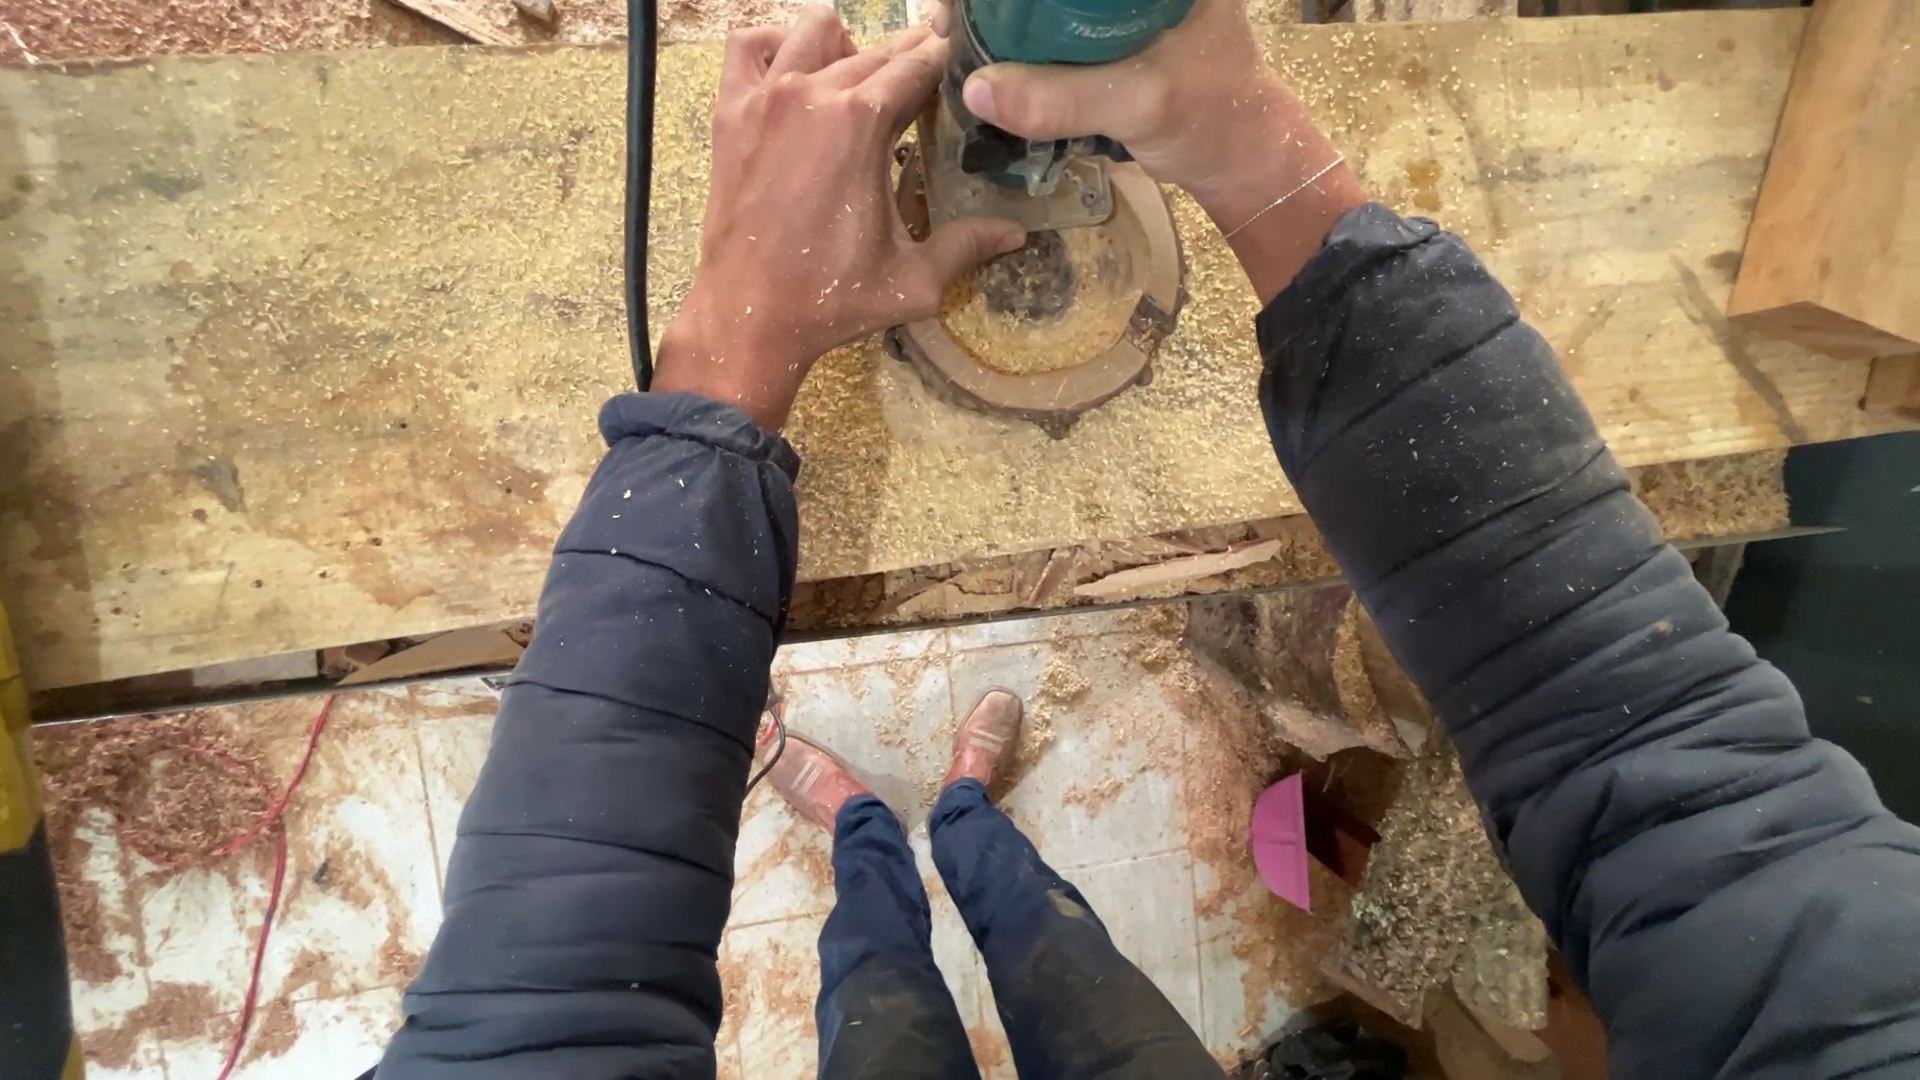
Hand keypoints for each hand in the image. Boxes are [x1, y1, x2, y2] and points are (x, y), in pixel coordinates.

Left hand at [653, 11, 1027, 429]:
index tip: (961, 69)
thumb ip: (966, 247)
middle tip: (930, 70)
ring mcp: (766, 97)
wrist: (749, 315)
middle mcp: (814, 93)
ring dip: (848, 46)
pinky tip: (797, 69)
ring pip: (816, 33)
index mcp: (862, 125)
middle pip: (874, 50)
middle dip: (908, 57)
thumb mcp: (913, 280)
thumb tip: (1017, 233)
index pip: (917, 68)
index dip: (944, 64)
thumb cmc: (832, 300)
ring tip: (862, 79)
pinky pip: (750, 47)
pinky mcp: (730, 113)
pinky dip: (778, 45)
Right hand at [934, 0, 1366, 299]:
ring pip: (1041, 3)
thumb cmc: (1207, 116)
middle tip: (943, 17)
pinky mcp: (1103, 32)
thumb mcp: (1136, 103)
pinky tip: (986, 55)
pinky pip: (1048, 28)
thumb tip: (975, 90)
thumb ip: (1061, 99)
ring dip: (995, 14)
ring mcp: (1113, 3)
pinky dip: (1015, 40)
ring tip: (950, 31)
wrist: (1235, 157)